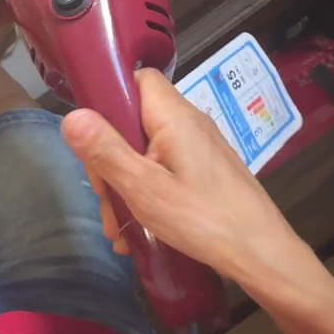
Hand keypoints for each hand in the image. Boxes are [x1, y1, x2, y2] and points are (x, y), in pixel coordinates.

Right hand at [61, 69, 320, 298]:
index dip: (110, 97)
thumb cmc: (202, 218)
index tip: (92, 135)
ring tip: (119, 228)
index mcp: (173, 116)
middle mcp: (188, 122)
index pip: (137, 79)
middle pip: (135, 120)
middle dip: (111, 158)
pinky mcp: (206, 171)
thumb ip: (106, 151)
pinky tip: (138, 232)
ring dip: (126, 184)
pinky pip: (165, 169)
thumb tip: (71, 116)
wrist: (262, 255)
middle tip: (105, 197)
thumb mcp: (144, 188)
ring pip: (147, 150)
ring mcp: (199, 147)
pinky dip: (147, 193)